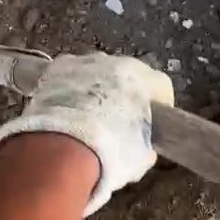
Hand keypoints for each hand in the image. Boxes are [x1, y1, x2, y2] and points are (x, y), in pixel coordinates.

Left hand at [0, 54, 174, 215]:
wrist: (65, 149)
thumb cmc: (111, 154)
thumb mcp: (140, 157)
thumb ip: (145, 144)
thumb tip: (141, 147)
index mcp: (147, 81)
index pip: (161, 86)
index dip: (157, 104)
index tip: (152, 121)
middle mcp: (118, 63)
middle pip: (126, 74)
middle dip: (123, 93)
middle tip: (116, 118)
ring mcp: (86, 62)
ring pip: (95, 71)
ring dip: (94, 87)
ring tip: (84, 115)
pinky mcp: (58, 67)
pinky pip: (68, 73)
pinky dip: (67, 86)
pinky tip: (61, 107)